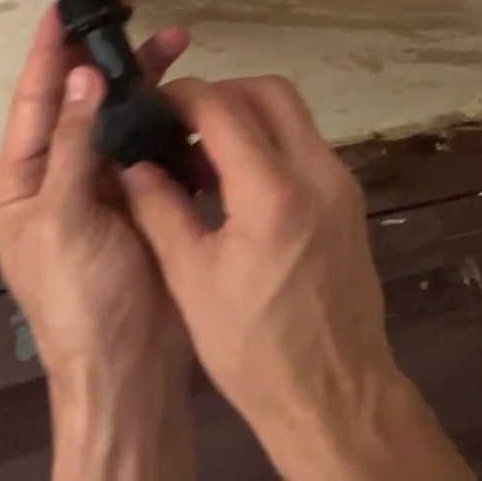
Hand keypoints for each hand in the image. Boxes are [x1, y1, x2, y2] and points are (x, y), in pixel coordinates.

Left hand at [0, 7, 194, 480]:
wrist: (131, 366)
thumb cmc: (82, 298)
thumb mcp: (64, 221)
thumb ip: (74, 147)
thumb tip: (86, 78)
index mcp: (25, 183)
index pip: (37, 102)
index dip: (51, 53)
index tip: (66, 7)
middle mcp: (64, 178)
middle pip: (89, 104)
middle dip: (118, 63)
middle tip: (159, 29)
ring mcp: (110, 188)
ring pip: (129, 122)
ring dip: (155, 90)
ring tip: (188, 55)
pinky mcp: (150, 200)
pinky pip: (161, 150)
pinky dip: (180, 126)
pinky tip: (201, 112)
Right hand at [123, 76, 472, 480]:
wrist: (334, 388)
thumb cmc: (253, 347)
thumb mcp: (191, 281)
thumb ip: (160, 210)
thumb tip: (133, 163)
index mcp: (274, 192)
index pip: (226, 108)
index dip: (185, 96)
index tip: (155, 105)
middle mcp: (318, 172)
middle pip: (271, 92)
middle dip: (223, 93)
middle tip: (182, 123)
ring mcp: (341, 182)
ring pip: (295, 115)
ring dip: (250, 116)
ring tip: (204, 153)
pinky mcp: (349, 197)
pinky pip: (308, 145)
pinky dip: (273, 143)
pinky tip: (238, 180)